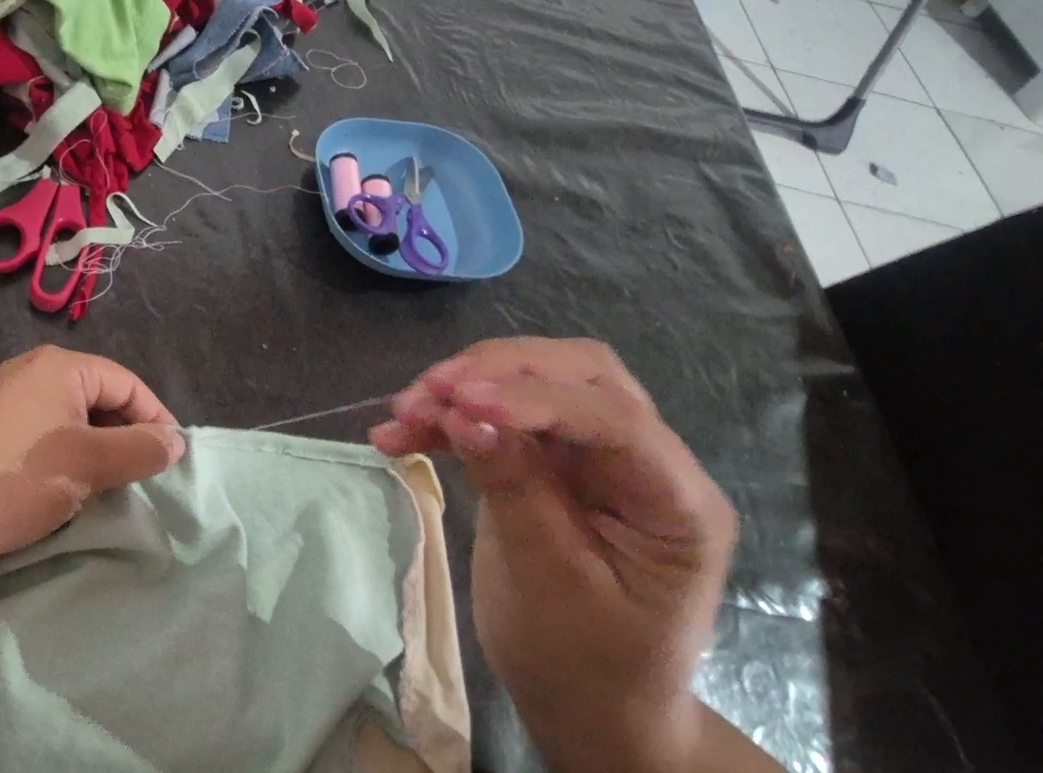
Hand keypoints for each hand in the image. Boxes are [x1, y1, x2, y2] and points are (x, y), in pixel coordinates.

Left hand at [0, 346, 184, 565]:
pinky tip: (69, 484)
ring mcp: (5, 399)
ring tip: (110, 483)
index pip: (125, 382)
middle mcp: (30, 371)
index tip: (173, 458)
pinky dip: (67, 453)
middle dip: (125, 434)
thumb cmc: (20, 479)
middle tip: (143, 474)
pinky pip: (45, 431)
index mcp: (57, 366)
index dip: (155, 417)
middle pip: (98, 395)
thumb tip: (175, 442)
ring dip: (97, 448)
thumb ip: (141, 449)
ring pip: (72, 417)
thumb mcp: (91, 464)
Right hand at [369, 338, 738, 772]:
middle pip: (579, 375)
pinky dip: (450, 418)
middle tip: (428, 392)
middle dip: (498, 370)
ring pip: (533, 383)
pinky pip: (499, 418)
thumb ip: (513, 490)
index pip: (613, 419)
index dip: (535, 400)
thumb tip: (464, 415)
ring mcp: (595, 457)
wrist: (587, 706)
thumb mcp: (549, 582)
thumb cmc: (584, 662)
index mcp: (675, 500)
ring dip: (464, 387)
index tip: (460, 401)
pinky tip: (401, 434)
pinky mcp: (550, 463)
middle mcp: (644, 462)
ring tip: (402, 412)